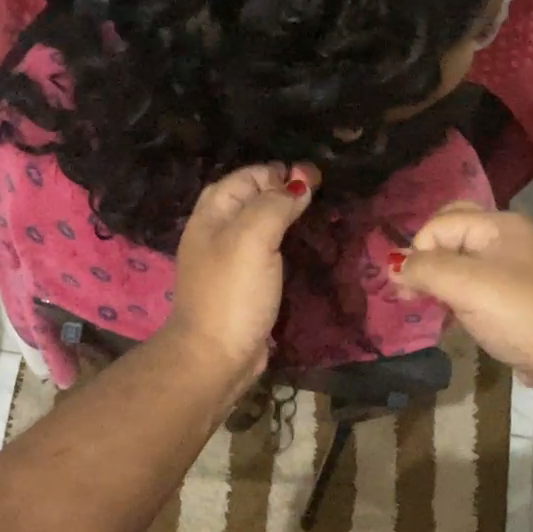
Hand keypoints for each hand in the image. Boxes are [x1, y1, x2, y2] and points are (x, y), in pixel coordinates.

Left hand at [163, 161, 319, 384]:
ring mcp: (230, 266)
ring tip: (318, 223)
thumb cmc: (232, 293)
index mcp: (212, 216)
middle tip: (320, 200)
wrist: (215, 357)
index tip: (314, 180)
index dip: (277, 174)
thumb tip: (300, 184)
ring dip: (287, 225)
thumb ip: (276, 204)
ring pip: (260, 232)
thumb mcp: (253, 237)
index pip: (245, 178)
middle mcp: (217, 236)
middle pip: (252, 203)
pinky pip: (266, 260)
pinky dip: (285, 252)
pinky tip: (304, 255)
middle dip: (283, 196)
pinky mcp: (244, 292)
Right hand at [391, 203, 532, 387]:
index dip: (418, 252)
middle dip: (427, 262)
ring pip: (466, 265)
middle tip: (412, 294)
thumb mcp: (467, 286)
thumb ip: (426, 270)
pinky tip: (455, 321)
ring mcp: (519, 270)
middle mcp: (511, 240)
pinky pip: (480, 289)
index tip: (408, 289)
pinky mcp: (521, 299)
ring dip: (442, 283)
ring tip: (431, 310)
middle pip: (454, 237)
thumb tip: (394, 265)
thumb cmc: (520, 314)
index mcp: (500, 225)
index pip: (441, 223)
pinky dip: (461, 299)